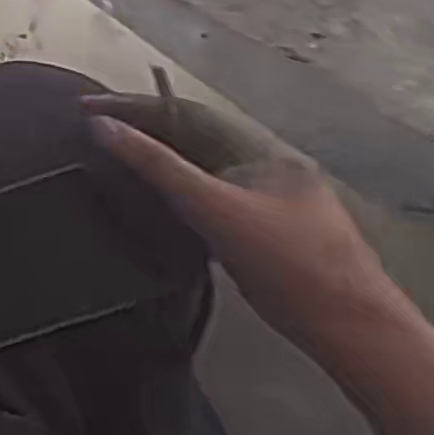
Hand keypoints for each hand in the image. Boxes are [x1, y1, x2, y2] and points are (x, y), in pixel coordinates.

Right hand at [84, 94, 408, 347]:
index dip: (134, 105)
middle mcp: (264, 168)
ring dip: (147, 153)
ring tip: (102, 148)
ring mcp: (259, 197)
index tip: (86, 106)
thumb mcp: (211, 206)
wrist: (347, 330)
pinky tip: (137, 185)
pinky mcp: (248, 222)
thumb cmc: (287, 261)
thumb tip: (99, 125)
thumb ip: (154, 163)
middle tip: (87, 124)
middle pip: (189, 134)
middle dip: (137, 126)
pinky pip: (194, 186)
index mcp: (266, 154)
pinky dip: (160, 179)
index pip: (188, 112)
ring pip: (191, 161)